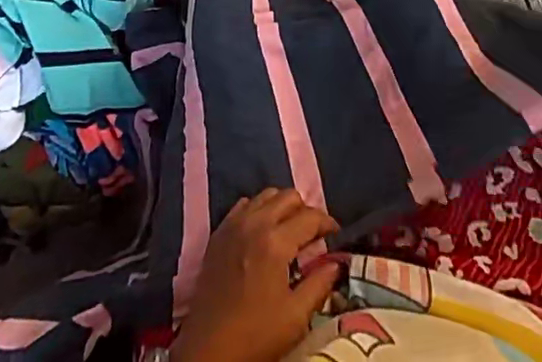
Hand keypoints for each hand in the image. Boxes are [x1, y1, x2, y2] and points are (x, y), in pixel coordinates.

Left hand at [171, 189, 340, 361]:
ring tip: (289, 231)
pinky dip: (257, 211)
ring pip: (265, 196)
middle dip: (305, 211)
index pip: (310, 217)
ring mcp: (232, 227)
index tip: (335, 235)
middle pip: (288, 197)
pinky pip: (243, 206)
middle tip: (313, 235)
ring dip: (281, 207)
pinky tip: (261, 233)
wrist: (206, 353)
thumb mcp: (295, 317)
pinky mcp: (217, 236)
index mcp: (275, 242)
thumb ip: (320, 284)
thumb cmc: (254, 337)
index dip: (328, 223)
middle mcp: (254, 224)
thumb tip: (336, 263)